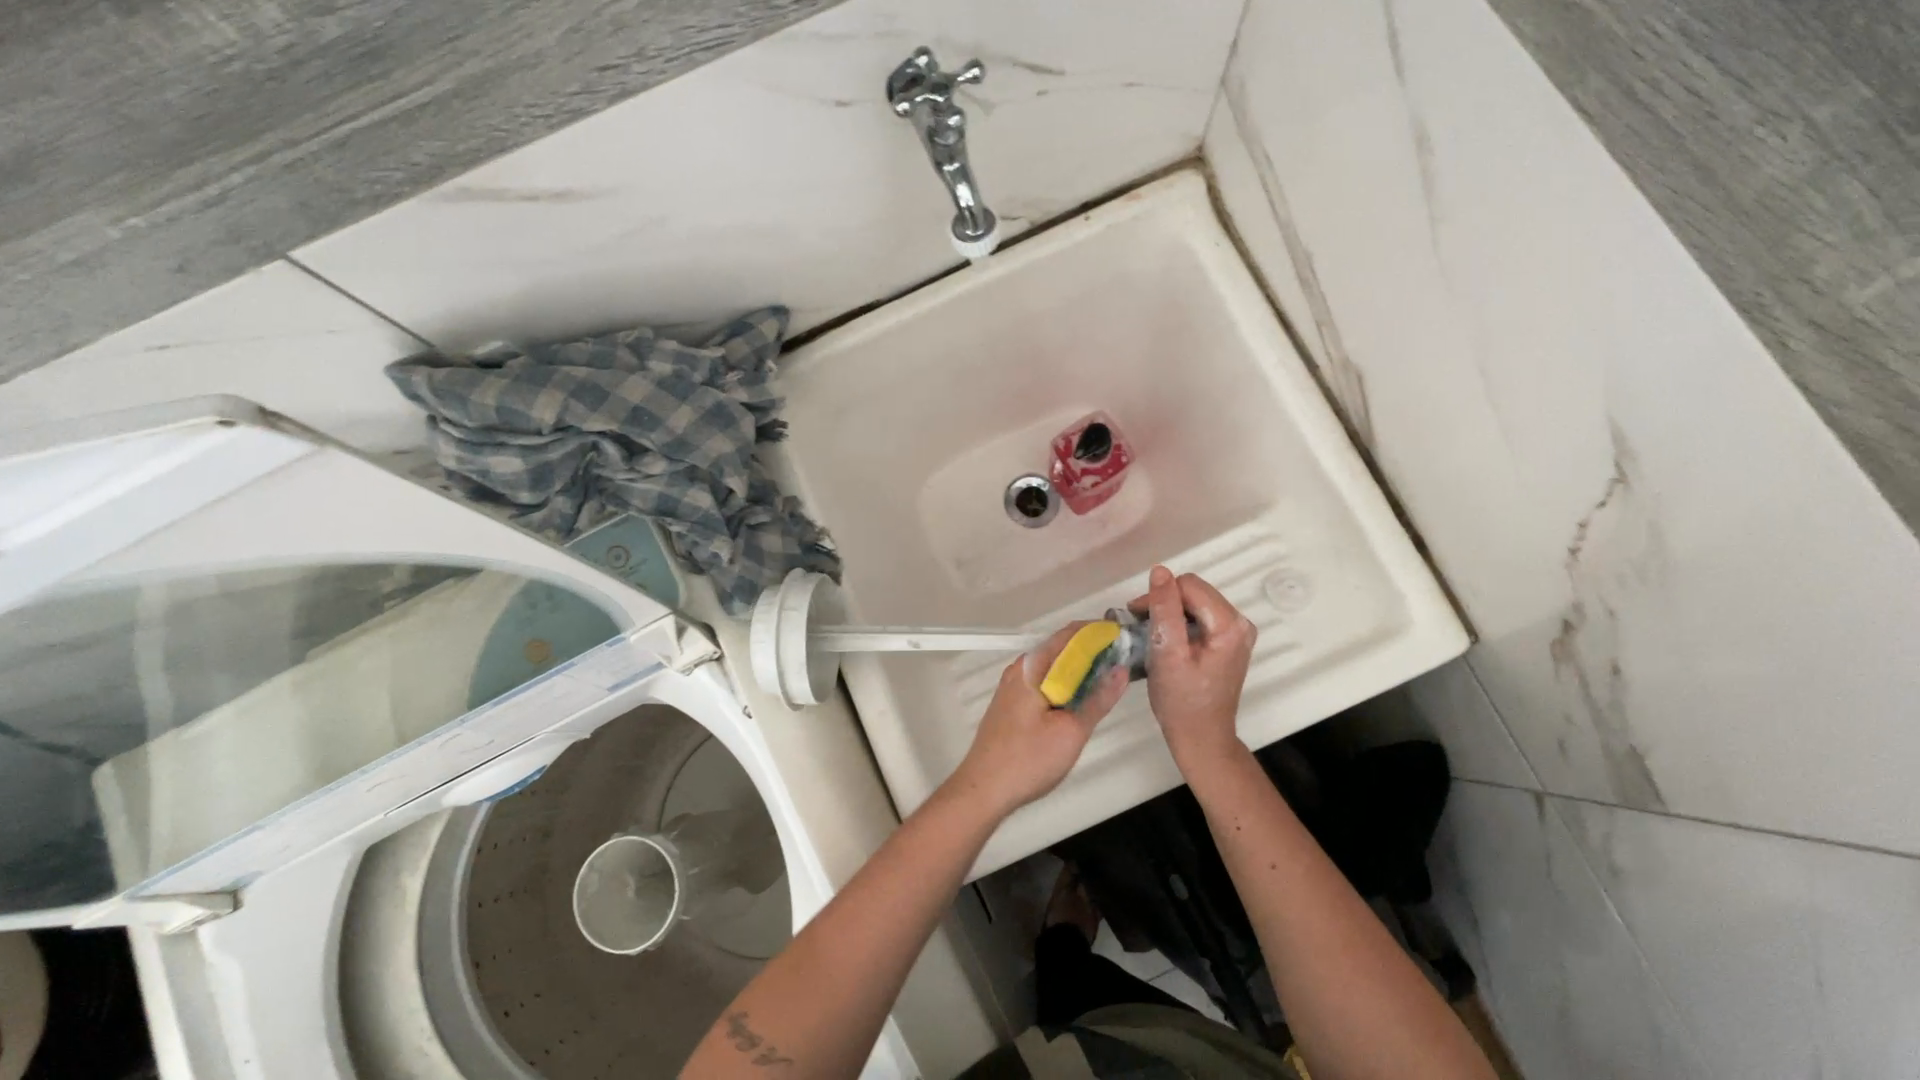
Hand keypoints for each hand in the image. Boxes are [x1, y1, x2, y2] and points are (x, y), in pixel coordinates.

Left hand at [945, 622, 1130, 818]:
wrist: (983, 789)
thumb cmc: (1028, 760)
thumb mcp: (1072, 731)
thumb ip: (1098, 699)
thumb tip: (1121, 670)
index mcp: (1032, 668)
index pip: (1070, 634)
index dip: (1100, 632)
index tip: (1125, 639)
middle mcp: (1020, 669)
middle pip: (1061, 648)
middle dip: (1093, 651)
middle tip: (1124, 663)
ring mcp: (1013, 687)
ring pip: (1053, 667)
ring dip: (1080, 669)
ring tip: (1109, 681)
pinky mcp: (1012, 704)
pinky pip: (1044, 682)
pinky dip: (1066, 684)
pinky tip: (1081, 700)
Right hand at [1134, 566, 1256, 773]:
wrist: (1201, 737)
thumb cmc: (1181, 701)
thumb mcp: (1167, 654)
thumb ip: (1164, 610)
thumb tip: (1160, 571)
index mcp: (1229, 625)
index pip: (1189, 586)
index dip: (1159, 596)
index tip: (1136, 616)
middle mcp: (1240, 623)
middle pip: (1195, 591)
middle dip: (1164, 602)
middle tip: (1139, 624)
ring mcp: (1237, 633)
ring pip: (1196, 602)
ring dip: (1170, 611)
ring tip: (1149, 631)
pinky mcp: (1229, 642)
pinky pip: (1201, 617)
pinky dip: (1180, 622)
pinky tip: (1166, 639)